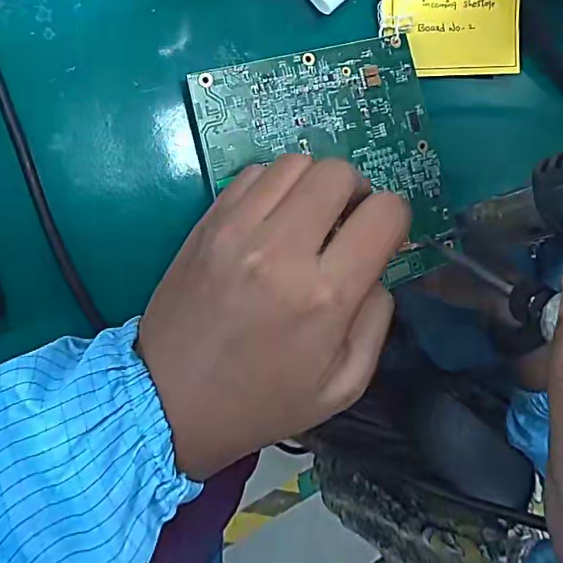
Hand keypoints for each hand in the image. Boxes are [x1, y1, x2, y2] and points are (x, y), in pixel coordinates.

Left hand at [137, 155, 408, 477]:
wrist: (168, 400)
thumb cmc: (262, 401)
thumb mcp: (343, 383)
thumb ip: (377, 316)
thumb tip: (378, 260)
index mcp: (324, 296)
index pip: (383, 213)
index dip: (395, 216)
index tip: (383, 233)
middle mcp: (281, 249)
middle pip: (338, 172)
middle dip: (356, 189)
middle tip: (346, 220)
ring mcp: (237, 227)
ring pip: (296, 162)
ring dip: (314, 183)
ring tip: (308, 216)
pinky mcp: (208, 220)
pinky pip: (255, 172)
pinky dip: (274, 185)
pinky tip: (271, 217)